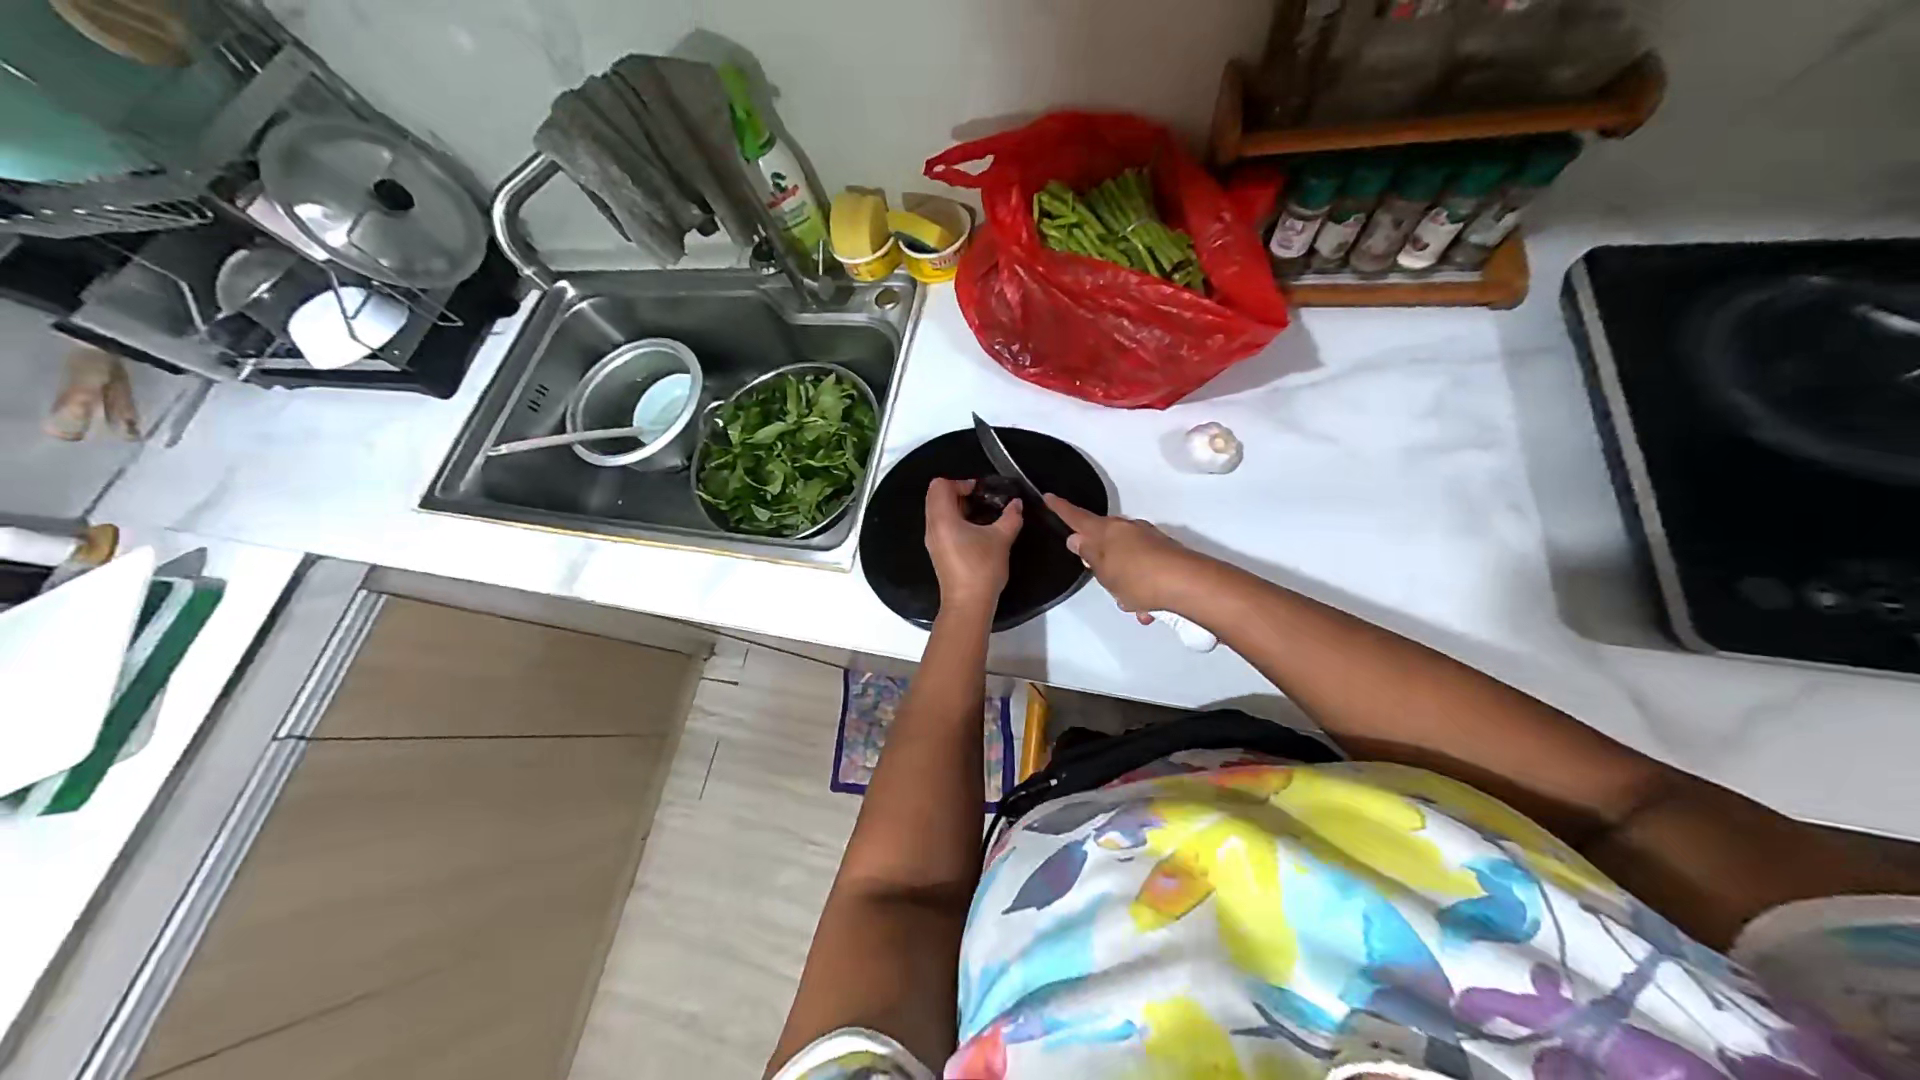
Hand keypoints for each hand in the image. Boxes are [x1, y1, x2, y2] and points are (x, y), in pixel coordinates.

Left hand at [924, 478, 1022, 611]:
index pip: (940, 485)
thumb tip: (1016, 504)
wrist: (968, 604)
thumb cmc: (981, 568)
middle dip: (959, 493)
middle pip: (937, 496)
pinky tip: (977, 532)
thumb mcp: (1001, 539)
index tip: (981, 492)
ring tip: (983, 515)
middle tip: (982, 500)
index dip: (960, 482)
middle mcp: (932, 526)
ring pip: (939, 512)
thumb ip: (1010, 517)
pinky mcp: (938, 552)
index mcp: (942, 518)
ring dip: (959, 508)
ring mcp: (933, 540)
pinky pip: (942, 526)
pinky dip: (956, 521)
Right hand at [1043, 494, 1201, 622]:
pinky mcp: (1168, 554)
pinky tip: (1148, 609)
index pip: (1078, 518)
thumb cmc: (1138, 578)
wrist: (1189, 584)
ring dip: (1126, 581)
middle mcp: (1128, 530)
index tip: (1049, 497)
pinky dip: (1143, 589)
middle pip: (1105, 539)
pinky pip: (1146, 572)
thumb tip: (1076, 538)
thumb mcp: (1105, 572)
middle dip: (1101, 558)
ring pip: (1127, 559)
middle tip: (1101, 578)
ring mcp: (1150, 540)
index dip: (1062, 509)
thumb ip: (1089, 554)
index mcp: (1108, 531)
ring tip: (1131, 604)